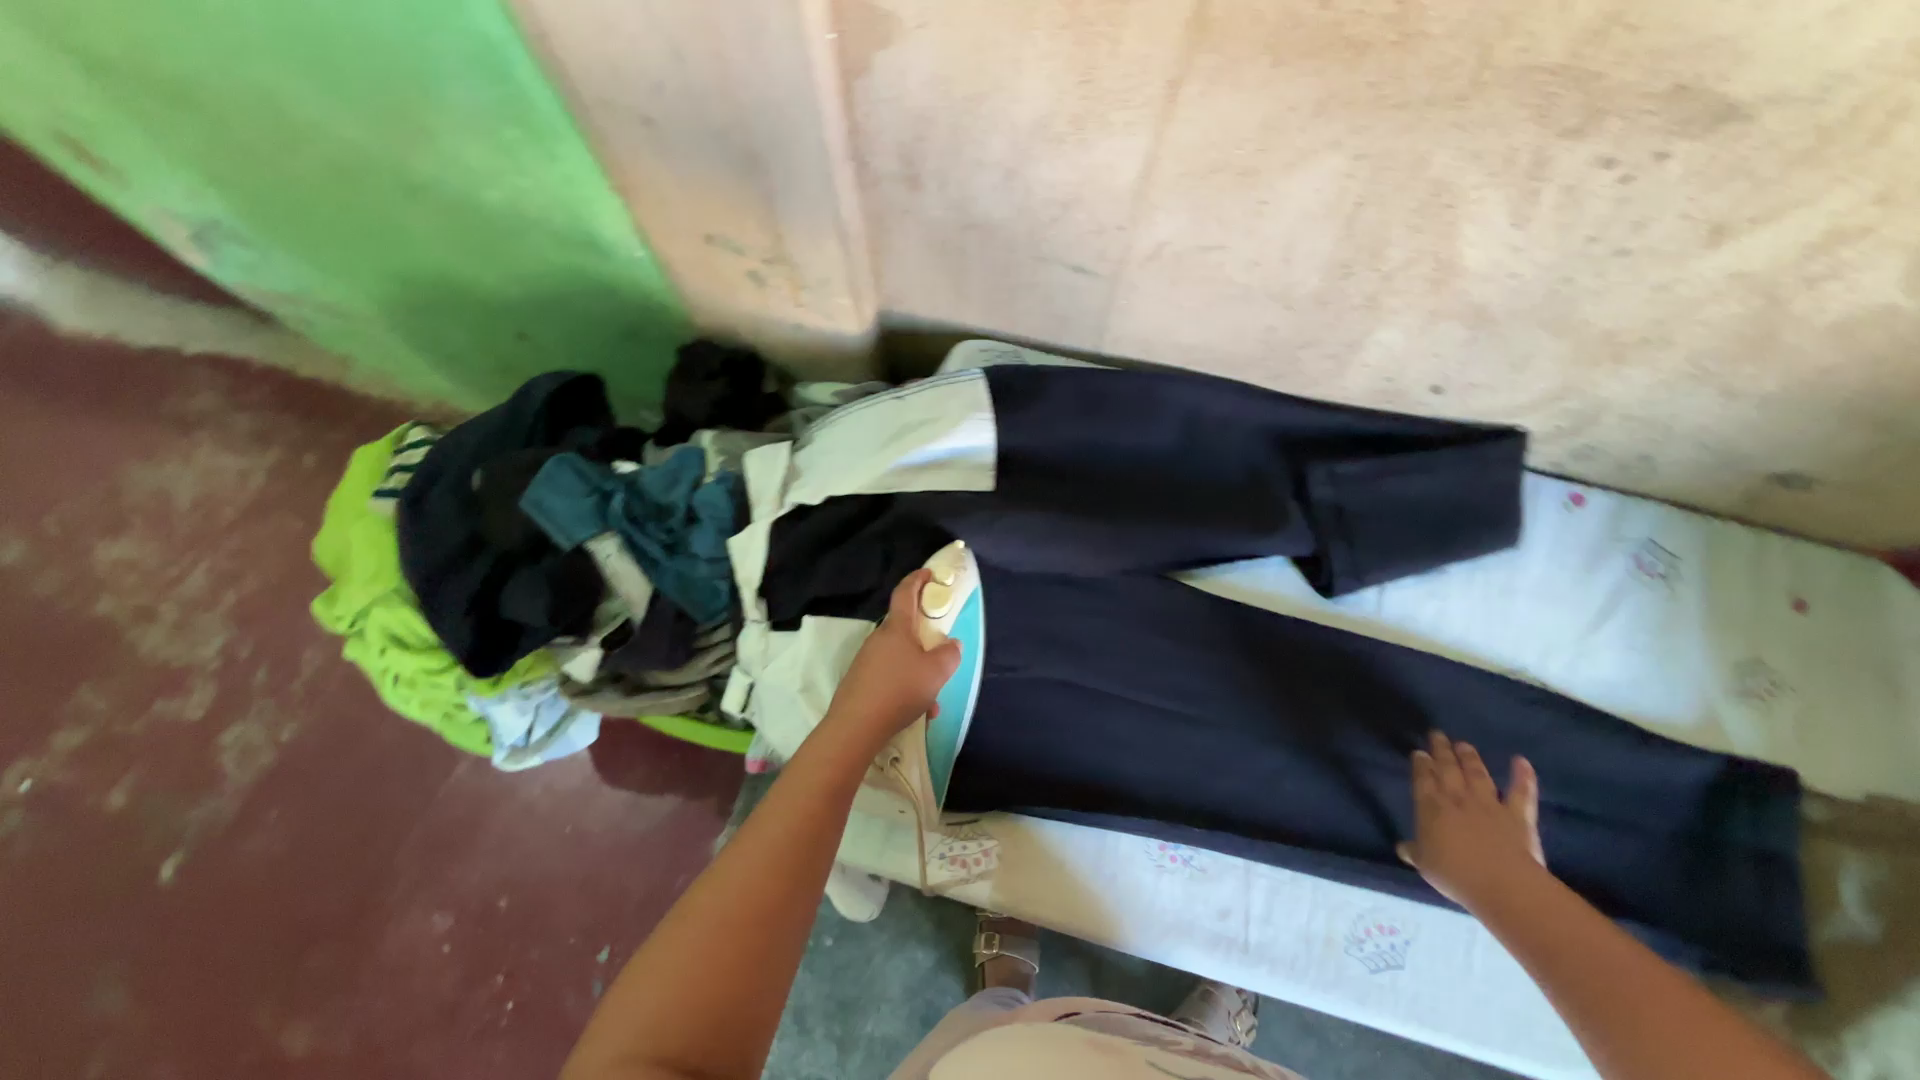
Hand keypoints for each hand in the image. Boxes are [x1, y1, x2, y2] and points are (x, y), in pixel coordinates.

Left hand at [816, 569, 962, 755]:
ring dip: (919, 675)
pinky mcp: (860, 682)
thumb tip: (951, 644)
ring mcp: (866, 661)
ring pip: (901, 660)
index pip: (905, 593)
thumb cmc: (900, 690)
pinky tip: (917, 713)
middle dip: (926, 643)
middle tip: (941, 657)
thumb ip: (949, 654)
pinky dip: (907, 691)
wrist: (856, 726)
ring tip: (932, 702)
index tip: (928, 574)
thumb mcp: (937, 672)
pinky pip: (891, 679)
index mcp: (897, 628)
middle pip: (905, 631)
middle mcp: (878, 639)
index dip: (917, 579)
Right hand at [1397, 731, 1546, 907]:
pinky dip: (1522, 775)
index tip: (1419, 752)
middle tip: (1437, 734)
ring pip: (1477, 774)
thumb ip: (1415, 852)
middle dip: (1441, 750)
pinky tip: (1521, 760)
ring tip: (1464, 744)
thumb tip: (1403, 847)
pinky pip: (1521, 791)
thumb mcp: (1425, 865)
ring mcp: (1490, 804)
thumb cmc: (1455, 875)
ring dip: (1470, 757)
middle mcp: (1458, 798)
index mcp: (1431, 807)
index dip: (1420, 764)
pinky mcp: (1518, 815)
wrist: (1502, 884)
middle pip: (1447, 768)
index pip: (1423, 779)